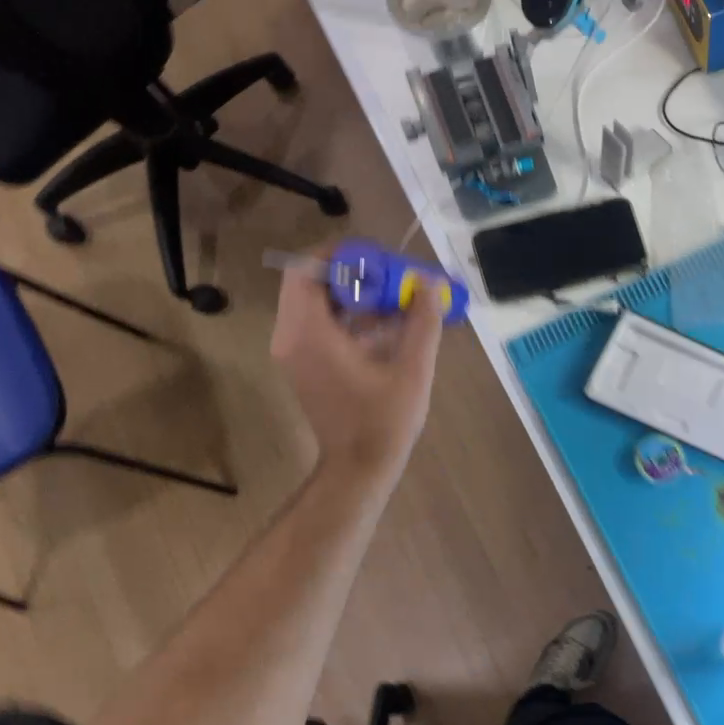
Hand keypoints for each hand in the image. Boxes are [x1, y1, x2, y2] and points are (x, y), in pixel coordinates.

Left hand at [270, 267, 444, 485]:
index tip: (380, 259)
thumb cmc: (384, 423)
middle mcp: (292, 337)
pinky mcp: (306, 367)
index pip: (308, 270)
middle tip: (395, 279)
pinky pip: (323, 328)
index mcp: (310, 333)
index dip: (342, 256)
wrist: (359, 469)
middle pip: (313, 284)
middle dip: (355, 275)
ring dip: (357, 297)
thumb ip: (422, 323)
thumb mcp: (412, 371)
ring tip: (400, 303)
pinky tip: (391, 328)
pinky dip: (353, 320)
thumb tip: (431, 283)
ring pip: (319, 305)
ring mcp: (295, 353)